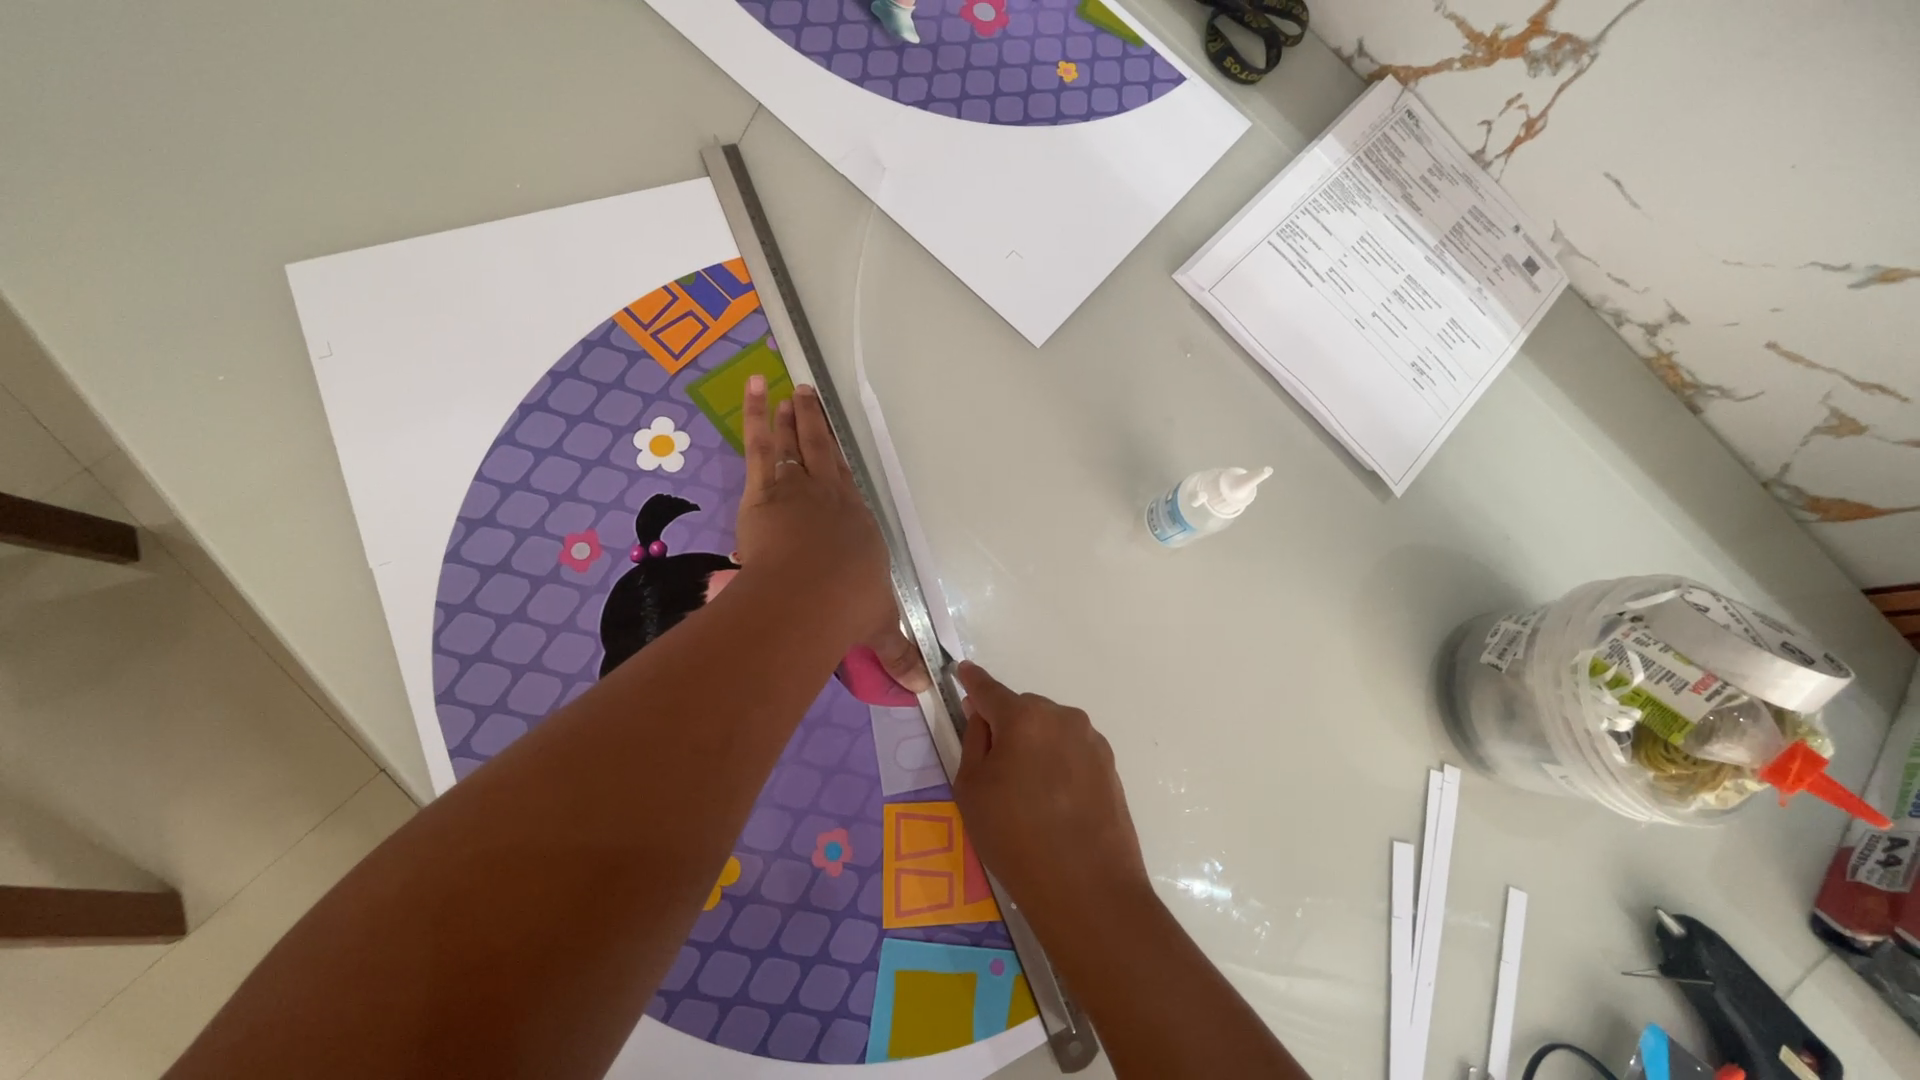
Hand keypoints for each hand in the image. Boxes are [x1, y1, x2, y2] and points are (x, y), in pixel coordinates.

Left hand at [738, 376, 929, 692]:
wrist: (810, 599)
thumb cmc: (846, 610)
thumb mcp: (877, 630)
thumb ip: (897, 655)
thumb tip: (924, 691)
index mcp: (859, 526)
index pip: (848, 490)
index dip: (840, 467)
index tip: (833, 449)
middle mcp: (833, 499)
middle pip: (824, 454)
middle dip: (815, 425)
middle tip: (806, 395)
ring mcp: (800, 489)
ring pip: (796, 444)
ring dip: (792, 416)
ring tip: (787, 389)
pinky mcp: (766, 490)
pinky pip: (762, 445)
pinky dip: (758, 415)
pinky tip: (755, 387)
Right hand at [953, 662, 1149, 928]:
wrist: (1088, 888)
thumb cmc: (1015, 837)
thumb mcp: (972, 789)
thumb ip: (974, 741)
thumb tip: (983, 716)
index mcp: (1023, 717)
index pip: (989, 689)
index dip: (972, 682)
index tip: (962, 671)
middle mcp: (1062, 717)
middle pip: (1022, 710)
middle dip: (1006, 727)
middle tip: (993, 771)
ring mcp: (1091, 740)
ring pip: (1049, 730)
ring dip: (1034, 746)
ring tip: (1027, 795)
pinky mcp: (1109, 765)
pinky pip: (1071, 751)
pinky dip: (1056, 764)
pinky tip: (1053, 803)